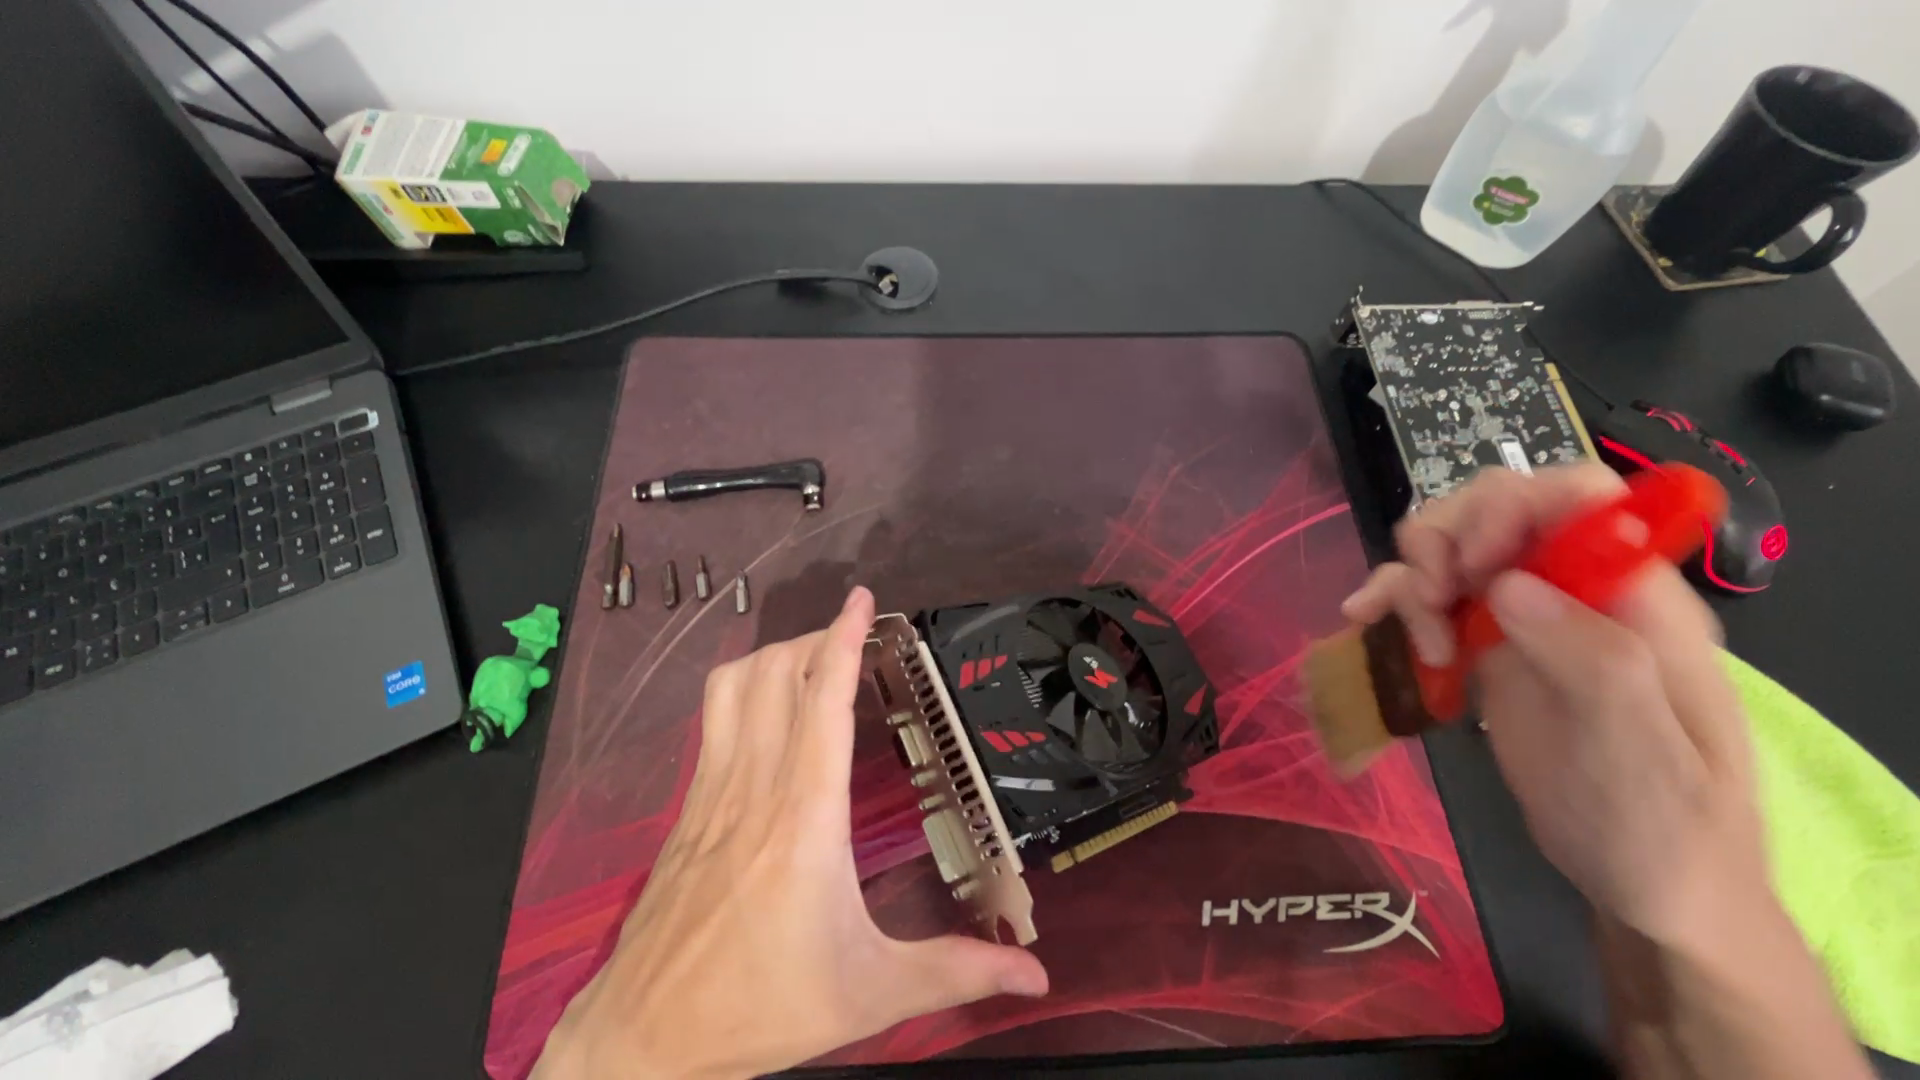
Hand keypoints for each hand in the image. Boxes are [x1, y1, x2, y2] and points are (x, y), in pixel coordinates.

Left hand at [532, 587, 1047, 1079]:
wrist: (645, 1035)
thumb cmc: (761, 1007)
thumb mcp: (870, 994)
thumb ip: (957, 972)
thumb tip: (1037, 975)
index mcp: (805, 818)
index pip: (824, 703)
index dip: (844, 640)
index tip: (863, 600)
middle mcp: (755, 788)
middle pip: (777, 675)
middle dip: (817, 637)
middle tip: (856, 637)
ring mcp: (712, 793)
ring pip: (734, 686)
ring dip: (775, 655)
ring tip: (814, 660)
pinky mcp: (688, 808)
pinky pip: (714, 719)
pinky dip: (745, 688)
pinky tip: (771, 710)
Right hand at [1340, 466, 1769, 945]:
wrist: (1646, 884)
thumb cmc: (1662, 824)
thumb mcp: (1642, 753)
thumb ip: (1592, 659)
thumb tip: (1510, 584)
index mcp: (1634, 597)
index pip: (1578, 498)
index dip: (1513, 505)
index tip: (1470, 564)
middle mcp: (1575, 590)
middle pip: (1497, 509)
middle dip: (1447, 538)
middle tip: (1431, 601)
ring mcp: (1526, 618)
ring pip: (1451, 547)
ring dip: (1413, 574)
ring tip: (1417, 639)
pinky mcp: (1485, 648)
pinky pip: (1426, 596)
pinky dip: (1392, 599)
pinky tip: (1368, 623)